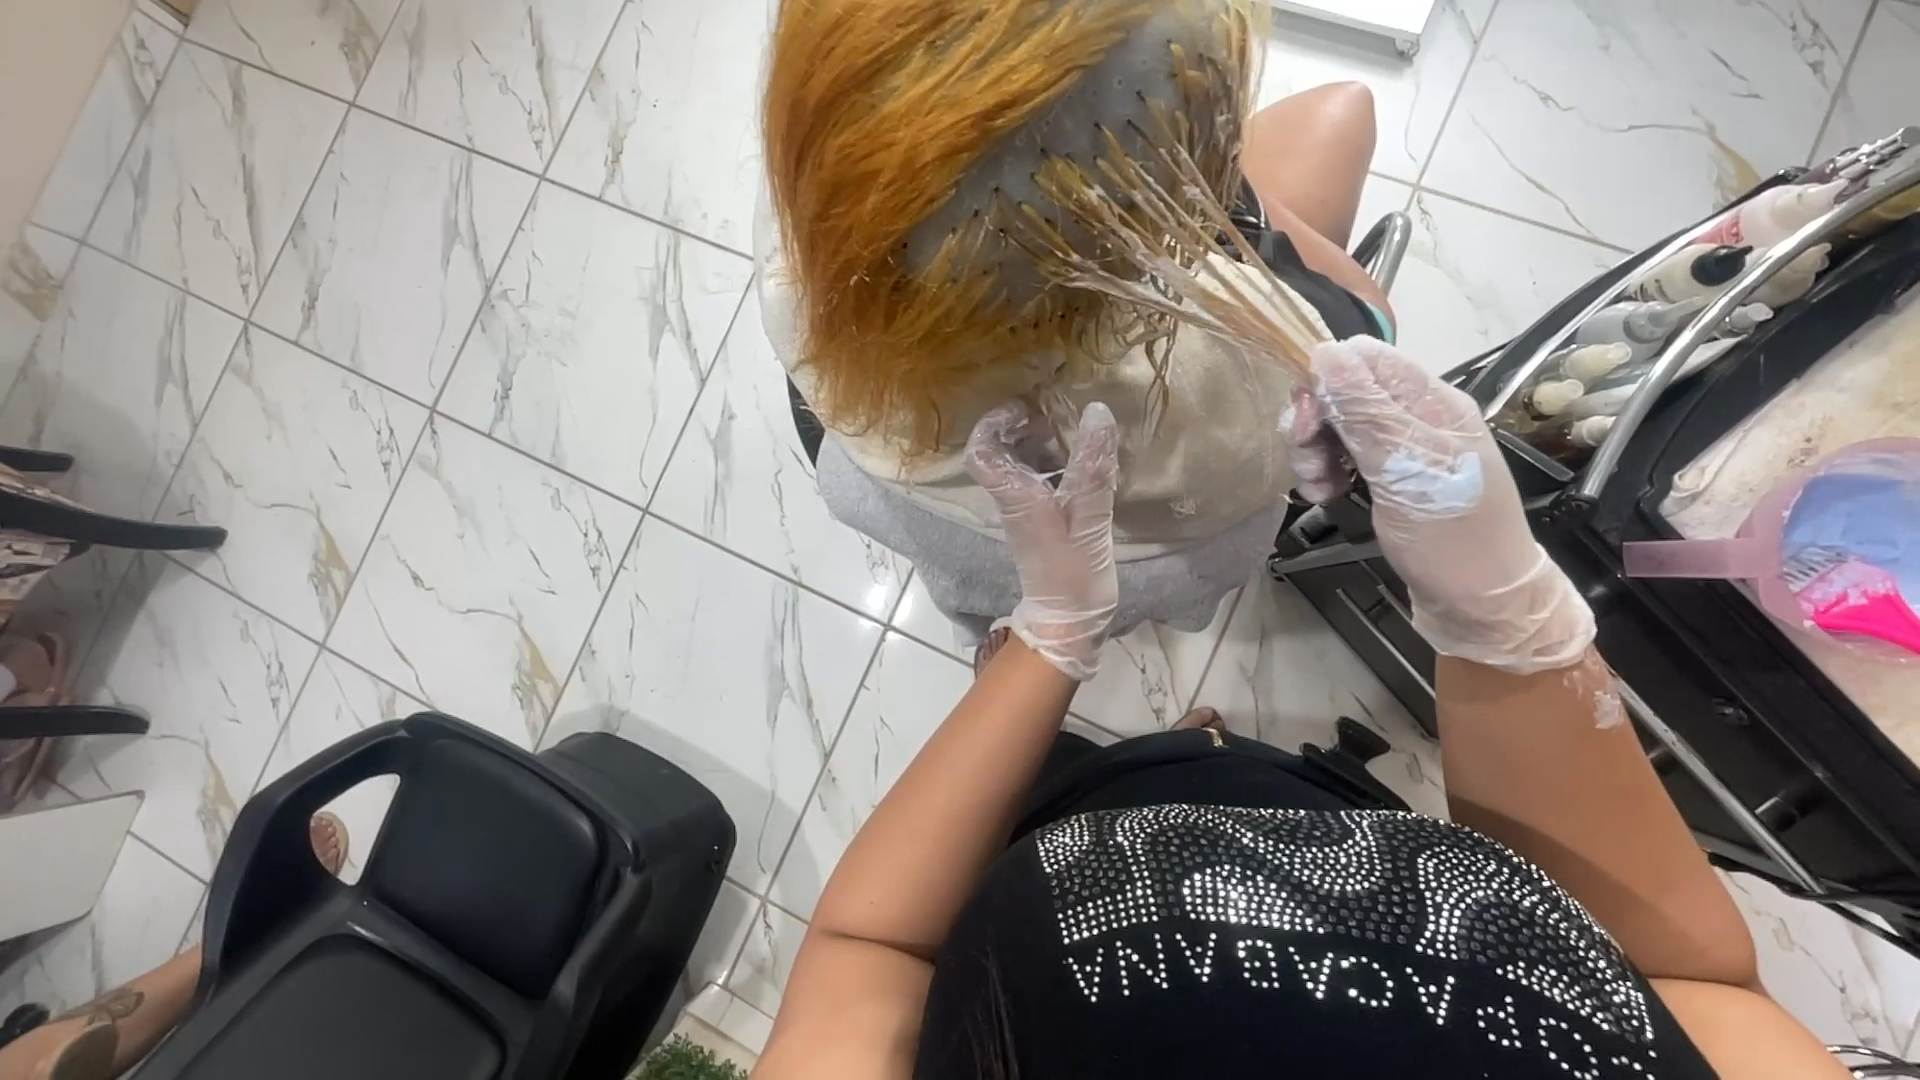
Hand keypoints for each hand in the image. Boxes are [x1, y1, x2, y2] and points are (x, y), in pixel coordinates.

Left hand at [964, 401, 1119, 680]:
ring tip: (1073, 429)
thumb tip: (1096, 411)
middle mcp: (1013, 501)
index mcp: (1015, 496)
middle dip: (1022, 425)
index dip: (992, 423)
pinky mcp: (1041, 524)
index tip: (1024, 406)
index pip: (981, 452)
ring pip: (1020, 466)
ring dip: (1040, 443)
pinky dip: (1054, 464)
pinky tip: (1082, 461)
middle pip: (1000, 453)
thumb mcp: (1088, 517)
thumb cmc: (1073, 573)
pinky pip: (1038, 482)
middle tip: (1056, 411)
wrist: (1069, 623)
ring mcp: (1026, 514)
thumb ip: (1092, 467)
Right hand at [1286, 337, 1594, 674]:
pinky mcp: (1387, 476)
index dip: (1325, 381)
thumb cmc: (1452, 538)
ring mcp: (1401, 448)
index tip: (1307, 425)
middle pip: (1344, 391)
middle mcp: (1415, 416)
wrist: (1480, 604)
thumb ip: (1365, 412)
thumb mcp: (1405, 471)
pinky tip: (1325, 496)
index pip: (1363, 357)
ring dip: (1313, 453)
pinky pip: (1343, 456)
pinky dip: (1324, 473)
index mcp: (1431, 402)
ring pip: (1336, 425)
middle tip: (1309, 466)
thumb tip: (1324, 352)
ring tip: (1317, 489)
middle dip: (1313, 423)